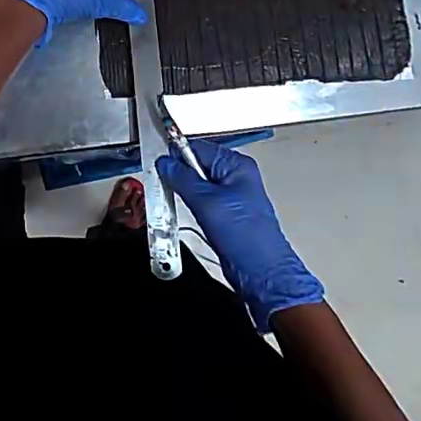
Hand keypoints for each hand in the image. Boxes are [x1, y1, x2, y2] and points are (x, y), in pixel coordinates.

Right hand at [157, 141, 323, 331]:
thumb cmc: (248, 237)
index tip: (159, 161)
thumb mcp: (206, 201)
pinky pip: (203, 202)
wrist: (261, 273)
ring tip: (179, 201)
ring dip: (185, 192)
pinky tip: (189, 214)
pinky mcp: (227, 215)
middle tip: (166, 182)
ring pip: (198, 185)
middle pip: (197, 165)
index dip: (177, 153)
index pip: (199, 147)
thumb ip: (182, 178)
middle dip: (180, 174)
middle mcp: (237, 178)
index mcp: (237, 166)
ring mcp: (232, 197)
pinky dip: (192, 206)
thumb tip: (166, 163)